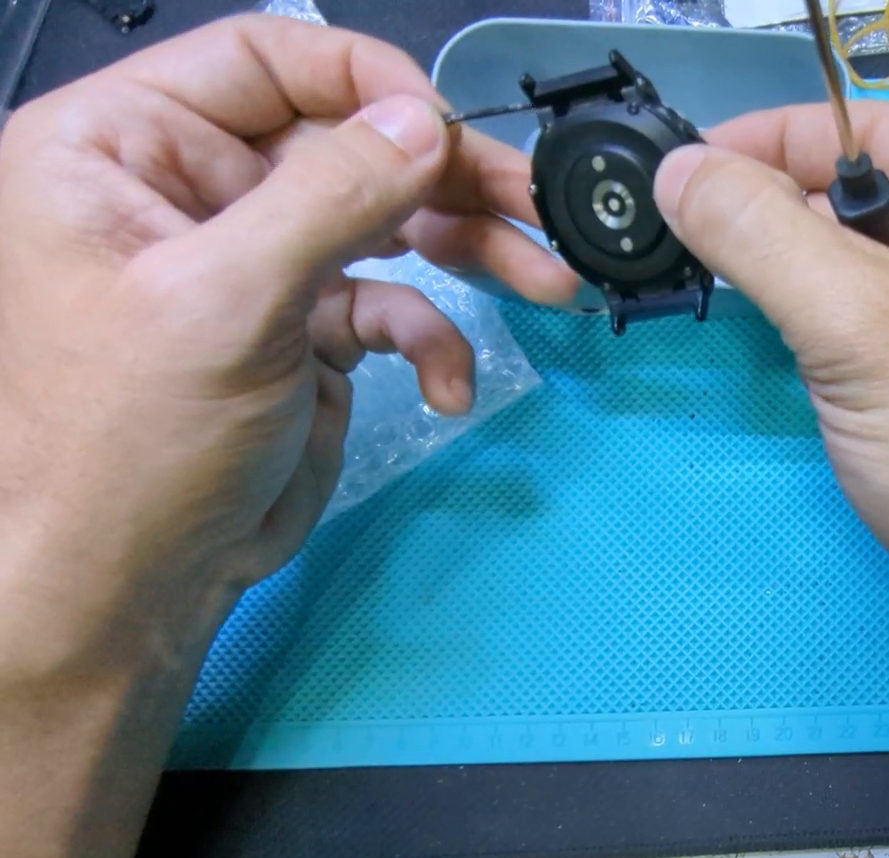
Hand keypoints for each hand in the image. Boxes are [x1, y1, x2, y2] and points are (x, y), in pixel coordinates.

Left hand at [0, 16, 576, 681]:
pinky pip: (402, 314)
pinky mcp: (322, 331)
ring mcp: (274, 265)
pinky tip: (443, 392)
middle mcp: (211, 193)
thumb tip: (426, 125)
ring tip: (550, 289)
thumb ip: (331, 199)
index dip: (372, 88)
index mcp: (139, 146)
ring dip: (478, 262)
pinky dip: (436, 349)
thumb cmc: (143, 428)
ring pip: (399, 231)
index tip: (454, 140)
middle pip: (361, 154)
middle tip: (545, 216)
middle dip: (459, 188)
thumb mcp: (232, 300)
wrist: (152, 560)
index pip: (272, 65)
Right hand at [656, 104, 888, 674]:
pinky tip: (807, 354)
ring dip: (802, 280)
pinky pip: (875, 317)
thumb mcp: (859, 327)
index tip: (685, 170)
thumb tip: (680, 171)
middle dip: (785, 220)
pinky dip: (827, 325)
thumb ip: (761, 234)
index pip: (872, 128)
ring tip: (756, 305)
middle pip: (865, 194)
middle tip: (706, 248)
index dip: (771, 142)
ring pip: (863, 261)